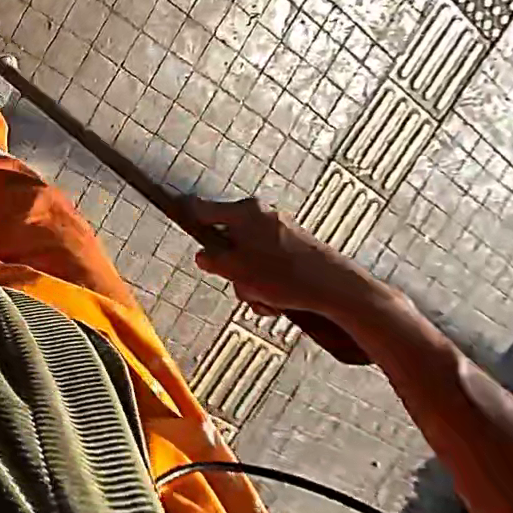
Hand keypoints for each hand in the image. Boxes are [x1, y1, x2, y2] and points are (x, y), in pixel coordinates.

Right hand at [187, 196, 375, 320]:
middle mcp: (262, 215)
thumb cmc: (285, 276)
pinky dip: (267, 283)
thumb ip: (214, 261)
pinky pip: (268, 263)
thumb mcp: (238, 272)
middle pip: (228, 239)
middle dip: (231, 268)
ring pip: (248, 257)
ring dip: (250, 282)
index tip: (176, 212)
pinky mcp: (294, 247)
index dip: (188, 214)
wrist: (336, 288)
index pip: (205, 209)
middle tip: (240, 284)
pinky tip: (277, 303)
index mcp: (245, 213)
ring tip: (264, 300)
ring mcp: (280, 230)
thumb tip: (203, 255)